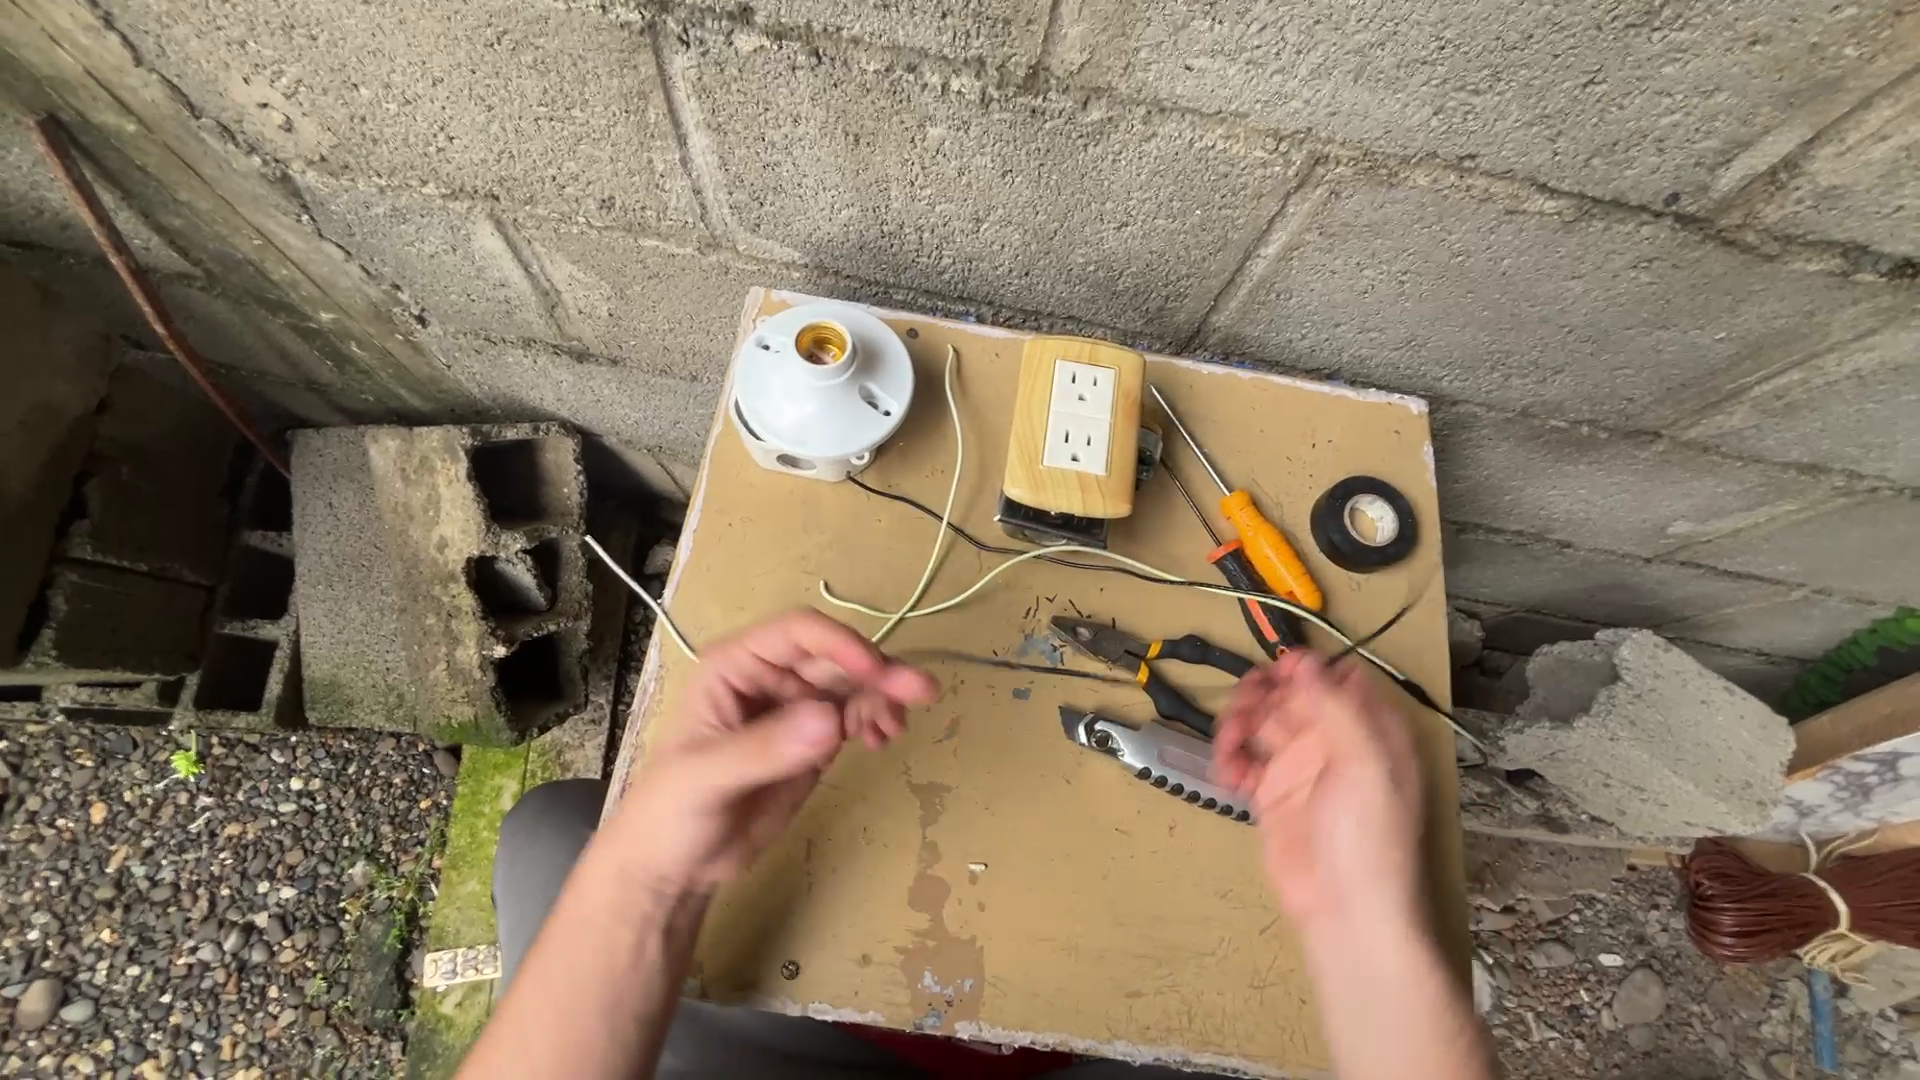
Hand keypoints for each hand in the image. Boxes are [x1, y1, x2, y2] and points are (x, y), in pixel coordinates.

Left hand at [609, 608, 939, 894]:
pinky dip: (876, 720)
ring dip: (884, 697)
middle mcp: (772, 677)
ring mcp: (797, 709)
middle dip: (878, 672)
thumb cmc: (671, 811)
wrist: (675, 866)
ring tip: (898, 727)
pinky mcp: (816, 740)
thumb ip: (765, 748)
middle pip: (836, 658)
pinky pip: (856, 716)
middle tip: (920, 691)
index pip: (798, 634)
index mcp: (737, 665)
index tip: (874, 672)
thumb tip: (830, 722)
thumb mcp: (707, 777)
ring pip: (854, 686)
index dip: (839, 644)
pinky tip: (883, 739)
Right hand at [1212, 651, 1423, 930]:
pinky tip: (1229, 774)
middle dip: (1261, 695)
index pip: (1336, 680)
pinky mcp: (1269, 794)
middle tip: (1243, 707)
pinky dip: (1229, 760)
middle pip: (1288, 697)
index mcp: (1367, 731)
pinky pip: (1242, 761)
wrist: (1343, 910)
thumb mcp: (1364, 764)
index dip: (1306, 670)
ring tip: (1229, 743)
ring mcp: (1298, 768)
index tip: (1276, 670)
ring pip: (1259, 724)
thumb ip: (1335, 707)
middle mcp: (1332, 743)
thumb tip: (1304, 660)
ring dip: (1238, 725)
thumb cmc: (1366, 836)